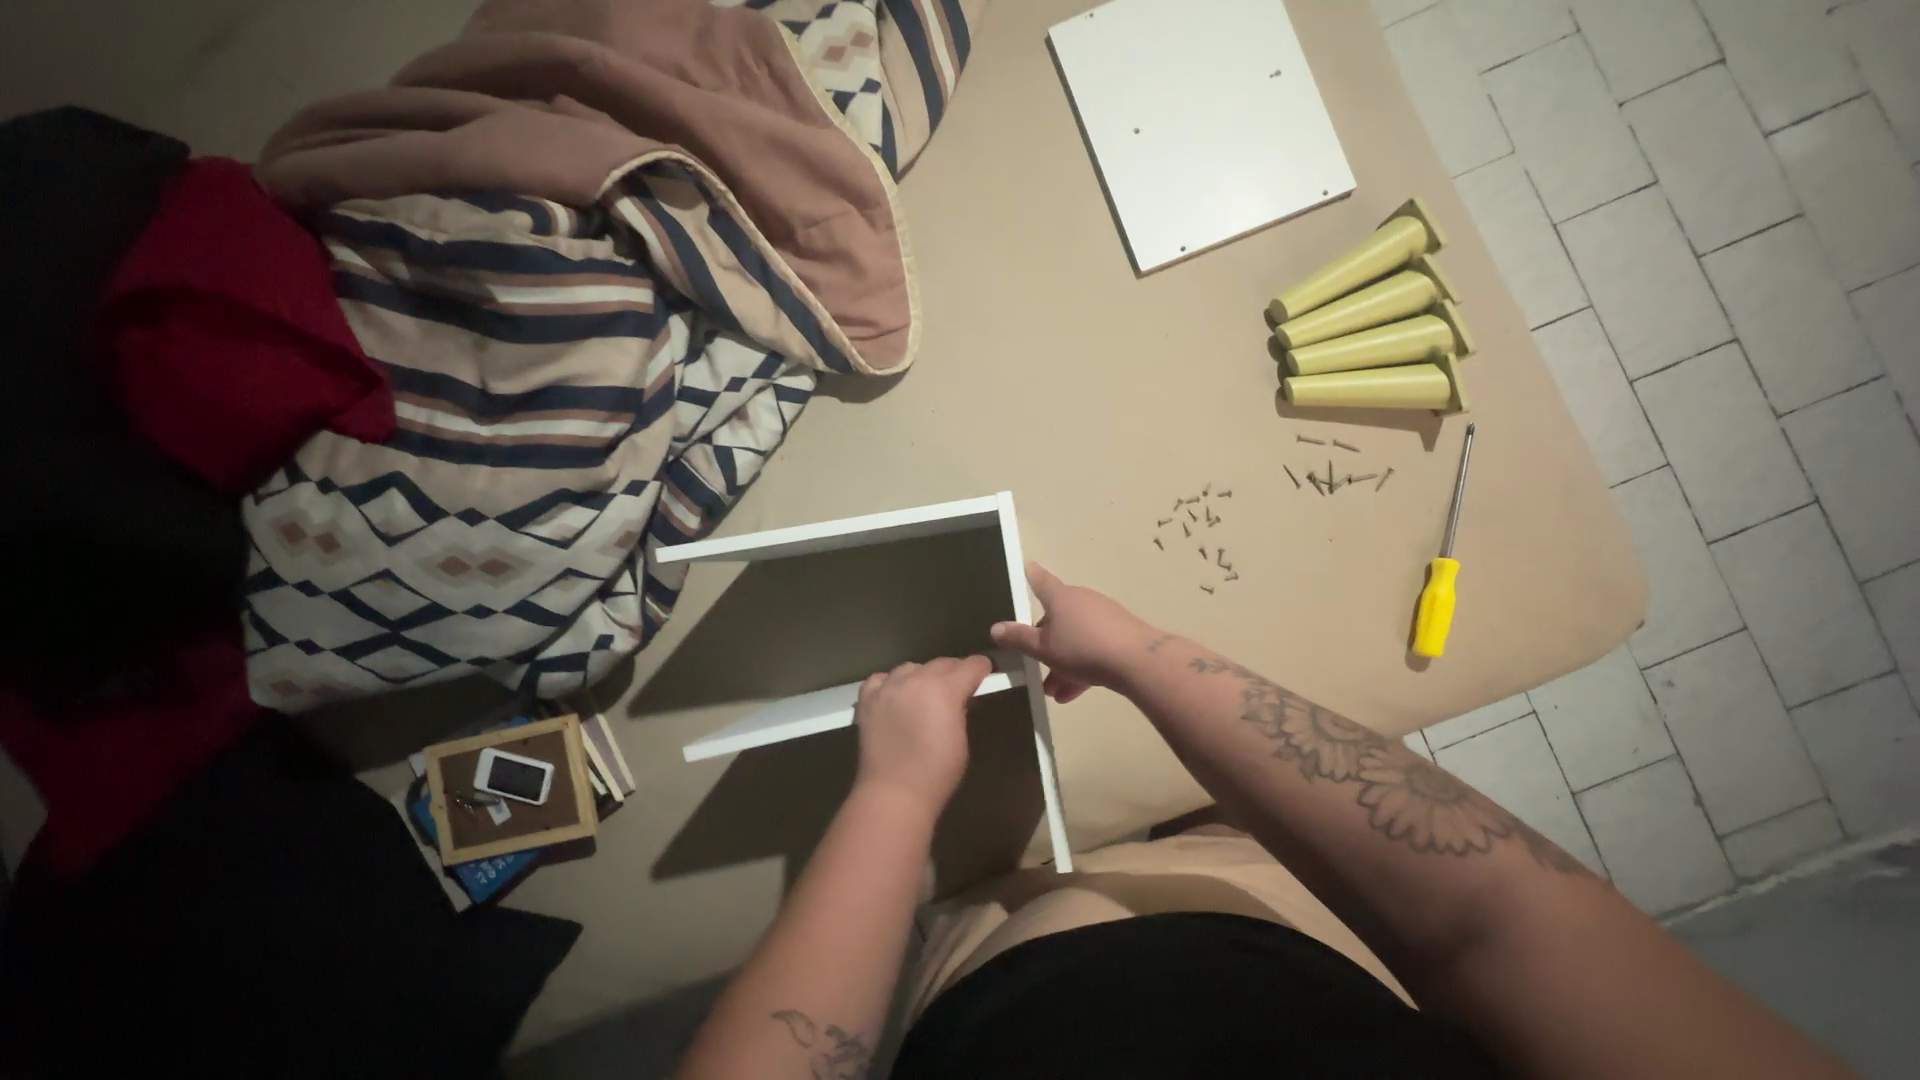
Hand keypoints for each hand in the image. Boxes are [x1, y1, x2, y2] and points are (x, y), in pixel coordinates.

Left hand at [852, 655, 991, 814]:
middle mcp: (916, 679)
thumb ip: (960, 710)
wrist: (894, 792)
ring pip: (910, 668)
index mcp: (945, 689)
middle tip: (959, 686)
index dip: (981, 668)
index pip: (970, 665)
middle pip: (941, 663)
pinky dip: (890, 684)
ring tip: (925, 693)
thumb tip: (959, 698)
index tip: (984, 672)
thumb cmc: (937, 772)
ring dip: (922, 676)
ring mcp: (888, 688)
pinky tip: (894, 696)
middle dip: (954, 671)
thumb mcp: (961, 739)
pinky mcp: (867, 700)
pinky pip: (880, 680)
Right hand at [989, 563, 1162, 702]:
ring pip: (1076, 639)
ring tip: (1054, 692)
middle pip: (1057, 620)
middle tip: (1036, 668)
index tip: (1028, 566)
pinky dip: (1081, 668)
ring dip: (1063, 664)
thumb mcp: (1043, 648)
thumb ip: (1019, 639)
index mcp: (1060, 598)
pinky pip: (1093, 649)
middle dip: (1045, 645)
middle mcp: (1082, 601)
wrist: (1136, 660)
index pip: (1041, 581)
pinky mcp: (1120, 633)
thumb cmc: (1081, 648)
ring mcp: (1104, 616)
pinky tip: (1073, 695)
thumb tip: (996, 628)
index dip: (1032, 576)